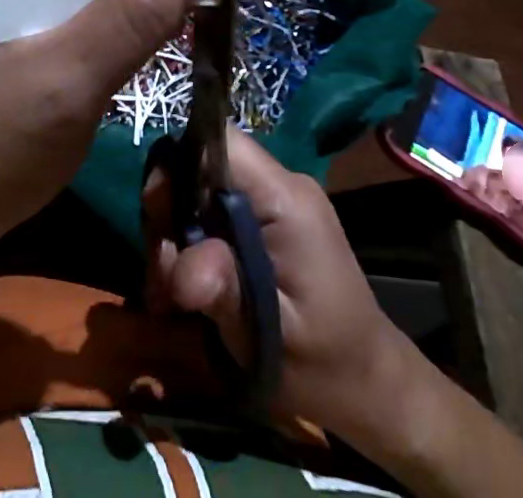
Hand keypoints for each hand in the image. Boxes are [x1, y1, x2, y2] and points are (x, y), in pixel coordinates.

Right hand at [146, 124, 415, 436]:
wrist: (363, 381)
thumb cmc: (323, 359)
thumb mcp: (271, 333)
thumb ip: (225, 291)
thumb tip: (180, 267)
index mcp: (285, 199)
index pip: (222, 140)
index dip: (181, 161)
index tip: (159, 212)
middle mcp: (276, 188)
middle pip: (199, 167)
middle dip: (167, 212)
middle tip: (161, 271)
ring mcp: (268, 206)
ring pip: (196, 195)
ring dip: (172, 239)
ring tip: (169, 296)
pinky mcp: (260, 225)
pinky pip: (209, 217)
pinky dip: (188, 250)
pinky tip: (182, 294)